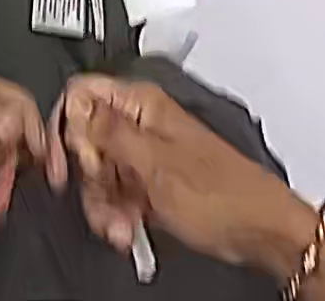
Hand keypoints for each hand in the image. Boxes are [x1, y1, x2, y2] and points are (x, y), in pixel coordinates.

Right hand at [47, 75, 317, 280]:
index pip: (80, 95)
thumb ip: (107, 132)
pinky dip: (116, 211)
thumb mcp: (153, 162)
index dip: (66, 127)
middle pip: (85, 136)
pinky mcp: (148, 178)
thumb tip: (73, 108)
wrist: (258, 229)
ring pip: (98, 167)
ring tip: (120, 226)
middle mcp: (137, 120)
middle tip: (104, 199)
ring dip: (102, 201)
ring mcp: (143, 150)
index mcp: (138, 102)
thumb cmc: (219, 193)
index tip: (66, 164)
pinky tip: (128, 229)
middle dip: (88, 175)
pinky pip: (115, 189)